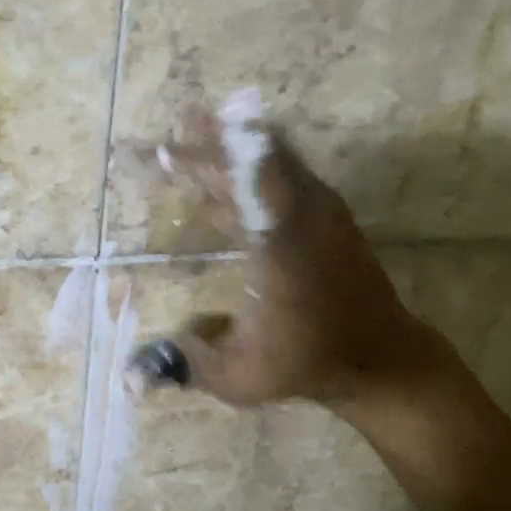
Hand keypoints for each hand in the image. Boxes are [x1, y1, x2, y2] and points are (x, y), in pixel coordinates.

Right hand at [129, 91, 441, 407]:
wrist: (382, 358)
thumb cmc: (308, 364)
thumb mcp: (243, 375)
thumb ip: (186, 364)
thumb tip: (128, 375)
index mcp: (281, 246)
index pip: (247, 179)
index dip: (203, 159)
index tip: (165, 145)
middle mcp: (301, 216)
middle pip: (248, 162)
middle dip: (198, 149)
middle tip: (151, 145)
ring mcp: (316, 210)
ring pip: (265, 161)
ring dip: (222, 148)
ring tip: (180, 134)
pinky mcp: (321, 214)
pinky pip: (279, 173)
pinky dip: (244, 164)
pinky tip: (214, 172)